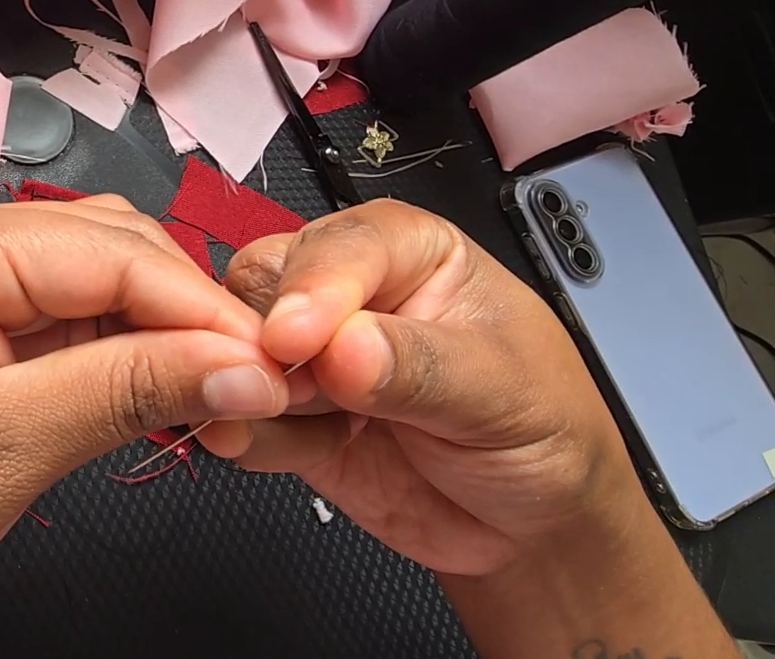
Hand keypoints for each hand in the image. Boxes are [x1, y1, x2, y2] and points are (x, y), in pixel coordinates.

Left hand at [0, 195, 291, 657]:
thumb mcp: (3, 448)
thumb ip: (130, 389)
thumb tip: (248, 365)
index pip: (110, 252)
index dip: (201, 307)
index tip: (279, 365)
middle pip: (106, 249)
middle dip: (183, 312)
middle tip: (251, 386)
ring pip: (91, 277)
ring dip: (155, 329)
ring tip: (210, 390)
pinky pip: (59, 309)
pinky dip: (112, 346)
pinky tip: (149, 384)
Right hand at [197, 199, 643, 577]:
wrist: (528, 529)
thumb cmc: (542, 430)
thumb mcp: (505, 392)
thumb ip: (422, 366)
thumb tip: (344, 345)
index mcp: (406, 251)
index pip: (341, 245)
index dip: (312, 286)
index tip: (294, 339)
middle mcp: (346, 289)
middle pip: (263, 279)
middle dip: (263, 335)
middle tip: (290, 387)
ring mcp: (308, 348)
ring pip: (232, 340)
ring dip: (251, 388)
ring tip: (308, 426)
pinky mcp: (283, 405)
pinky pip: (233, 407)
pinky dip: (247, 432)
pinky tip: (304, 451)